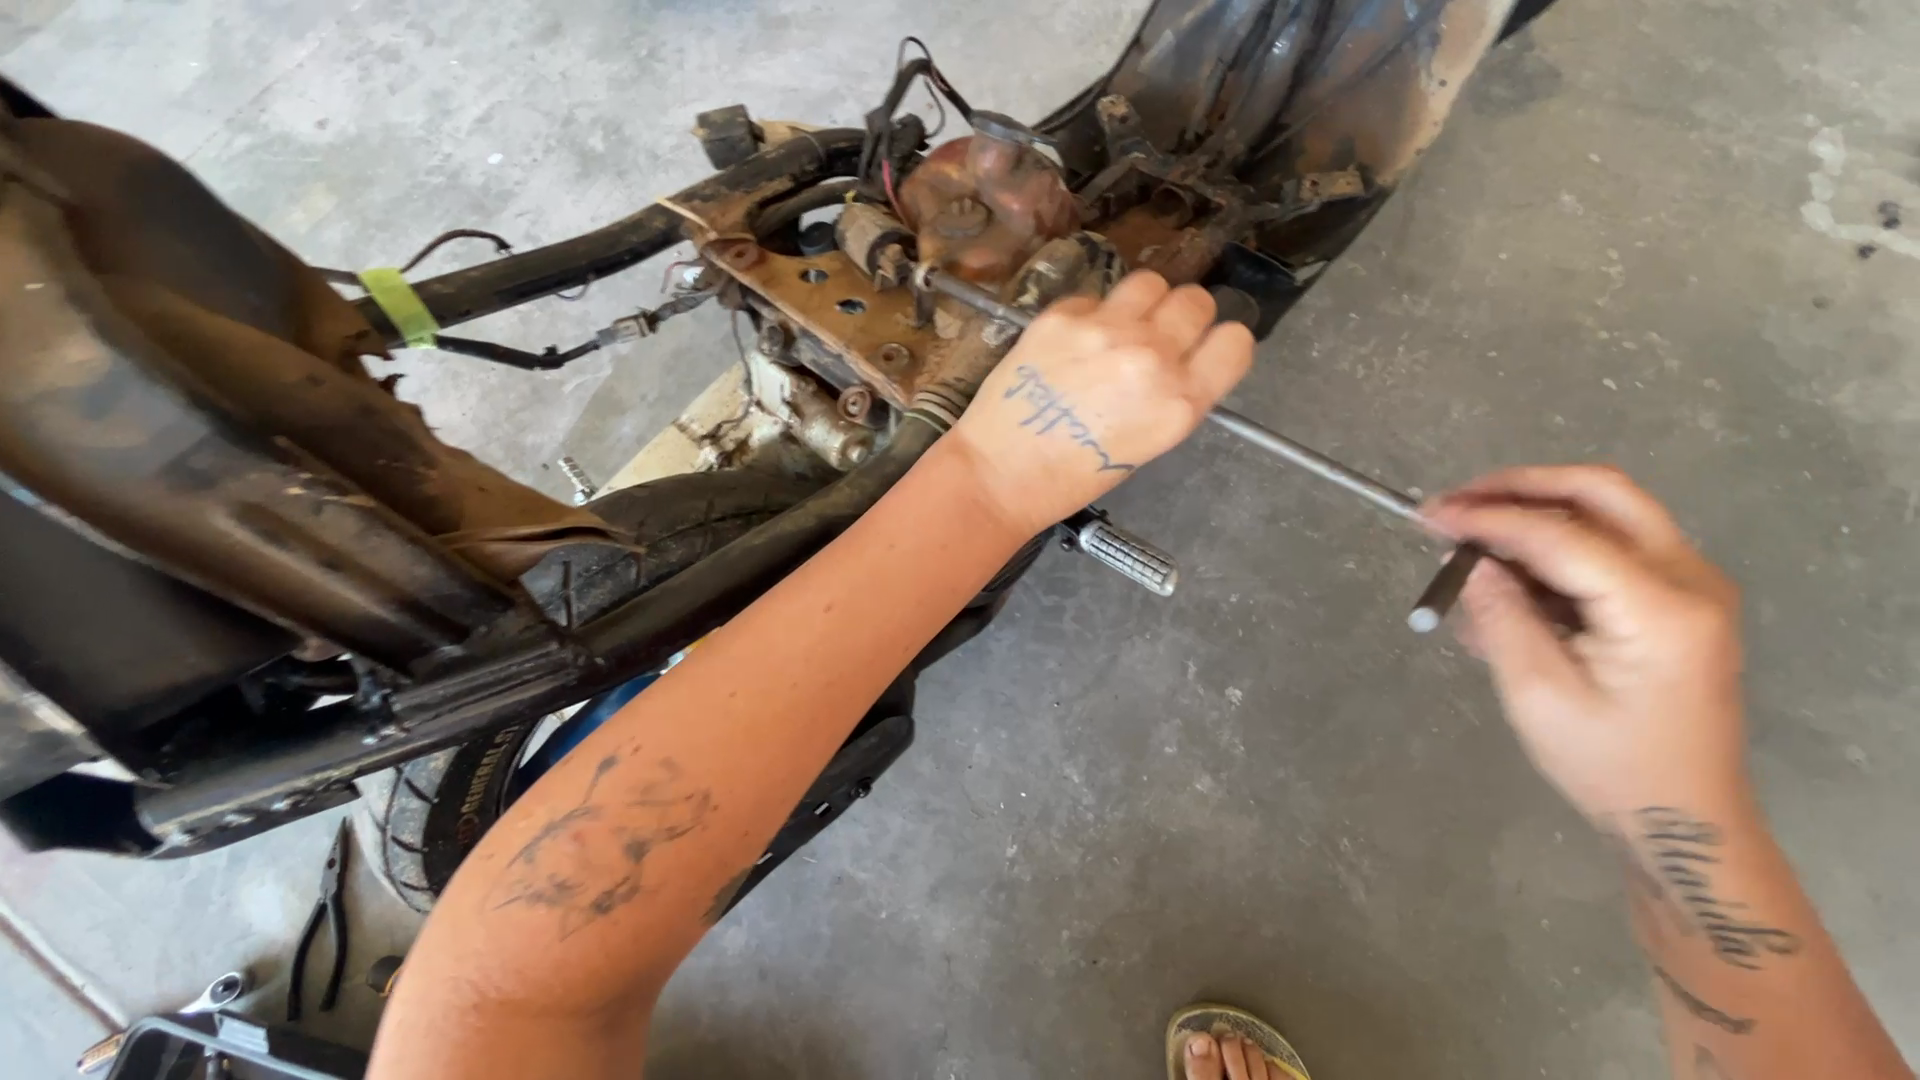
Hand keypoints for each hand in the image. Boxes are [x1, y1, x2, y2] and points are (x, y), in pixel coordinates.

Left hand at [945, 271, 1253, 536]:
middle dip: (1182, 317)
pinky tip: (1071, 345)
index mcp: (1181, 401)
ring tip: (1119, 329)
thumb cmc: (1074, 478)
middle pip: (1196, 300)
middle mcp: (1152, 357)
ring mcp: (1105, 330)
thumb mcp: (1147, 445)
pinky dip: (1090, 314)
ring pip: (1150, 282)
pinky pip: (1095, 297)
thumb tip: (1180, 359)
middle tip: (1156, 339)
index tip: (1202, 349)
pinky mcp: (1060, 315)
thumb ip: (1173, 396)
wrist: (1001, 475)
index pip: (1235, 341)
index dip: (1220, 343)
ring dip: (1142, 302)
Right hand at [1423, 466, 1748, 821]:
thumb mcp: (1537, 692)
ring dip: (1533, 515)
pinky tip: (1503, 580)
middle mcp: (1689, 578)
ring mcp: (1689, 585)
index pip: (1561, 534)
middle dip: (1519, 487)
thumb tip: (1467, 558)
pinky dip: (1551, 549)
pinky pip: (1607, 548)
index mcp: (1660, 608)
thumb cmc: (1608, 763)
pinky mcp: (1674, 599)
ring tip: (1468, 545)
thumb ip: (1501, 615)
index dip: (1488, 517)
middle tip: (1456, 502)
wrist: (1685, 815)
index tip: (1428, 516)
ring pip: (1606, 512)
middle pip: (1601, 493)